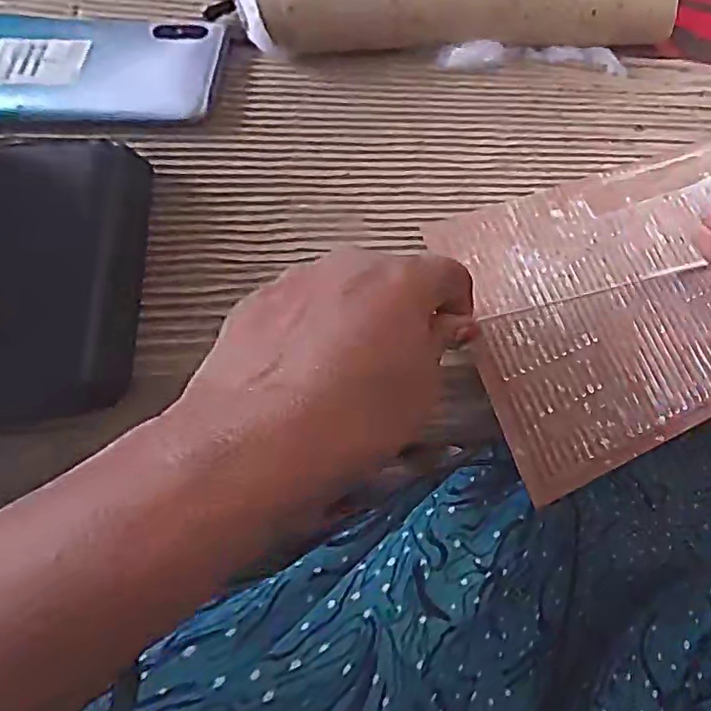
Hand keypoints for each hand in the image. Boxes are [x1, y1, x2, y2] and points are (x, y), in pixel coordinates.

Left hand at [163, 248, 474, 497]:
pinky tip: (305, 372)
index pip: (450, 274)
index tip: (451, 340)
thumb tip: (446, 325)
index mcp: (404, 279)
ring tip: (348, 369)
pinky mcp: (256, 302)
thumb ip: (438, 344)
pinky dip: (314, 327)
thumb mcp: (422, 389)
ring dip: (357, 315)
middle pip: (394, 275)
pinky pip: (303, 306)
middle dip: (405, 309)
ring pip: (345, 288)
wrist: (253, 445)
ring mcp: (298, 279)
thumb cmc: (356, 419)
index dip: (457, 307)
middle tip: (402, 357)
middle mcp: (351, 264)